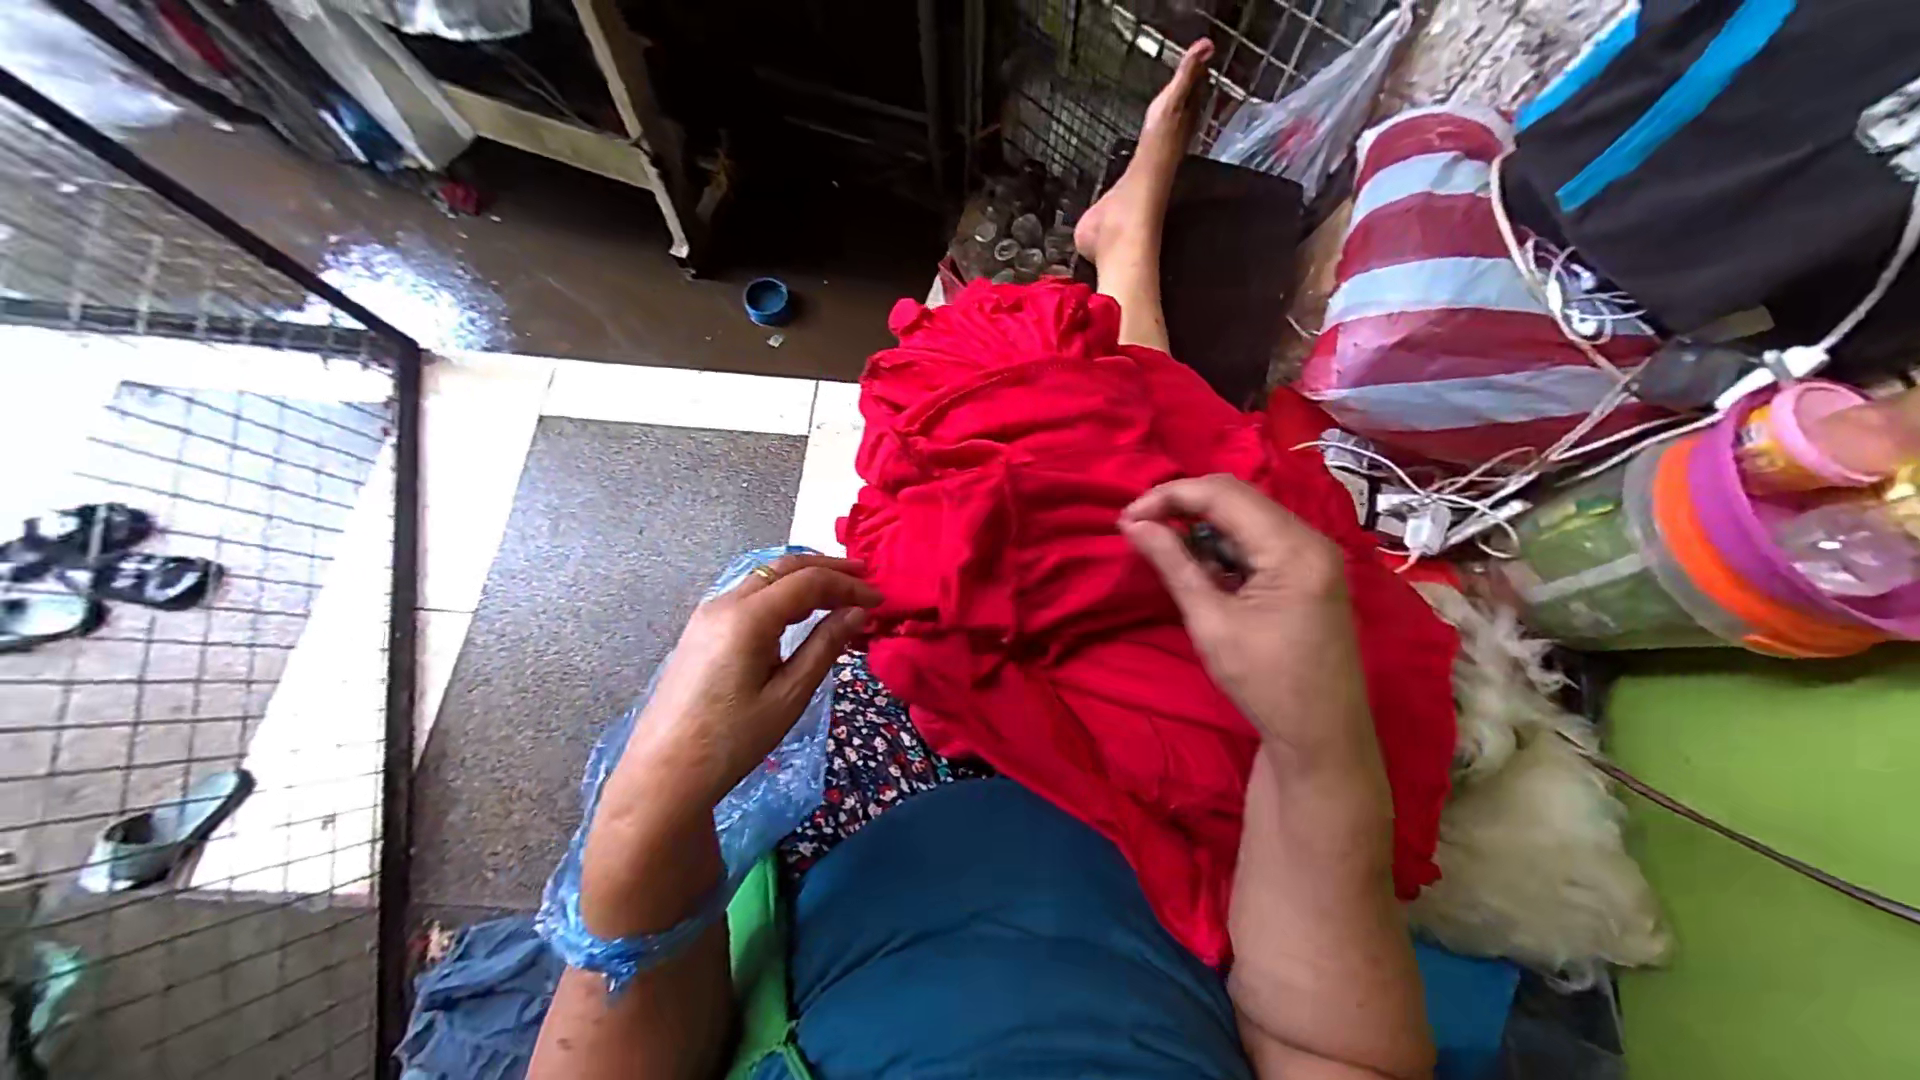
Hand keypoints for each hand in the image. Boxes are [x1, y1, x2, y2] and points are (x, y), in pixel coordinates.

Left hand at [628, 553, 881, 807]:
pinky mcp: (702, 630)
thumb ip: (825, 646)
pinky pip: (750, 596)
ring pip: (765, 578)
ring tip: (840, 591)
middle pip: (784, 567)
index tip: (879, 600)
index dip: (848, 586)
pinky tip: (801, 610)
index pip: (808, 582)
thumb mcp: (789, 695)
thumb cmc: (732, 740)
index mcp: (747, 617)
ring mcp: (708, 615)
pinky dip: (783, 593)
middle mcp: (724, 603)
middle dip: (828, 568)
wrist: (664, 775)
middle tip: (865, 577)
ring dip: (805, 578)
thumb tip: (858, 612)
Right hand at [1119, 475, 1372, 766]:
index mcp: (1293, 548)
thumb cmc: (1265, 683)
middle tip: (1139, 526)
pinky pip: (1259, 539)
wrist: (1322, 736)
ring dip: (1201, 523)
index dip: (1169, 496)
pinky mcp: (1309, 571)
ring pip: (1247, 515)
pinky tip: (1199, 562)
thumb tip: (1133, 525)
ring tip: (1161, 542)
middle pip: (1236, 496)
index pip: (1223, 494)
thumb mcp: (1210, 621)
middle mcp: (1311, 539)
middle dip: (1182, 504)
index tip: (1127, 518)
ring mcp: (1314, 554)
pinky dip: (1224, 543)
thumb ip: (1173, 564)